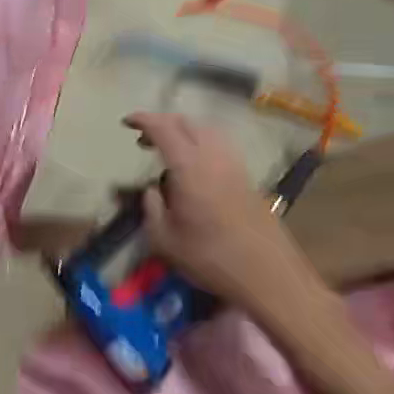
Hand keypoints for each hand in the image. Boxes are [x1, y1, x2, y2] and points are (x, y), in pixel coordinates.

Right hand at [124, 113, 300, 304]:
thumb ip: (151, 208)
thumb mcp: (164, 239)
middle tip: (143, 139)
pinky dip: (201, 142)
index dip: (143, 120)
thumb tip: (151, 190)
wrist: (267, 273)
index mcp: (189, 167)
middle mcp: (213, 157)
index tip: (125, 122)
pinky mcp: (246, 177)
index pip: (163, 129)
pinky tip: (194, 164)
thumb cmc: (210, 257)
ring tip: (168, 148)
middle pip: (187, 123)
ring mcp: (234, 165)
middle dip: (162, 123)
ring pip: (207, 130)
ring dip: (184, 131)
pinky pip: (220, 145)